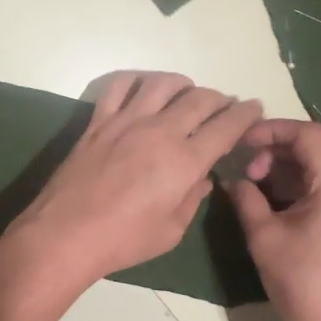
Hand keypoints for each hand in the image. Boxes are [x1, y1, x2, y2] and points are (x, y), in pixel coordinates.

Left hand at [10, 72, 261, 287]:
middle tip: (225, 105)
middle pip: (199, 99)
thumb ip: (192, 199)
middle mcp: (160, 132)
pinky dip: (136, 79)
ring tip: (188, 92)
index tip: (254, 109)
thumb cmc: (123, 241)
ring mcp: (125, 122)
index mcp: (185, 161)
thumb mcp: (172, 231)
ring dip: (182, 83)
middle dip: (219, 98)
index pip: (225, 127)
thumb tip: (202, 178)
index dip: (245, 115)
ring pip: (162, 83)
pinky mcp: (98, 122)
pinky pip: (118, 86)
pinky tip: (143, 86)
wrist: (66, 234)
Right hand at [226, 120, 320, 320]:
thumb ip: (246, 198)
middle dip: (276, 149)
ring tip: (253, 184)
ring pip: (316, 164)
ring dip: (283, 166)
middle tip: (248, 170)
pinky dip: (293, 182)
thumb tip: (235, 180)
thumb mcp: (262, 234)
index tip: (244, 142)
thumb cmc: (295, 278)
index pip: (309, 135)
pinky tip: (268, 198)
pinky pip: (319, 184)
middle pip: (315, 146)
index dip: (274, 130)